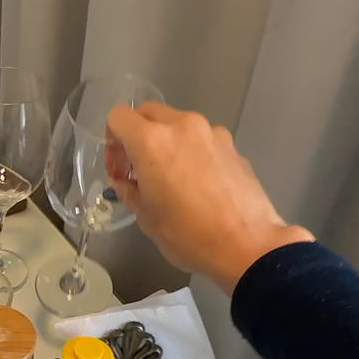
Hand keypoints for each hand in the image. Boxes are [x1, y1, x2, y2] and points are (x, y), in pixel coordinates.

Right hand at [105, 103, 311, 294]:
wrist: (247, 245)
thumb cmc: (188, 235)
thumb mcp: (146, 218)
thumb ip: (130, 191)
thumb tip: (127, 182)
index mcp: (151, 142)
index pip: (118, 118)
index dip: (112, 143)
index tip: (120, 171)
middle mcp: (181, 126)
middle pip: (148, 113)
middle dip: (137, 137)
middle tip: (140, 172)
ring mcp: (211, 132)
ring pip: (176, 124)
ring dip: (166, 143)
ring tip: (171, 179)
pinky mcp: (232, 144)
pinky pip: (200, 139)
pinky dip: (191, 151)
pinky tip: (198, 185)